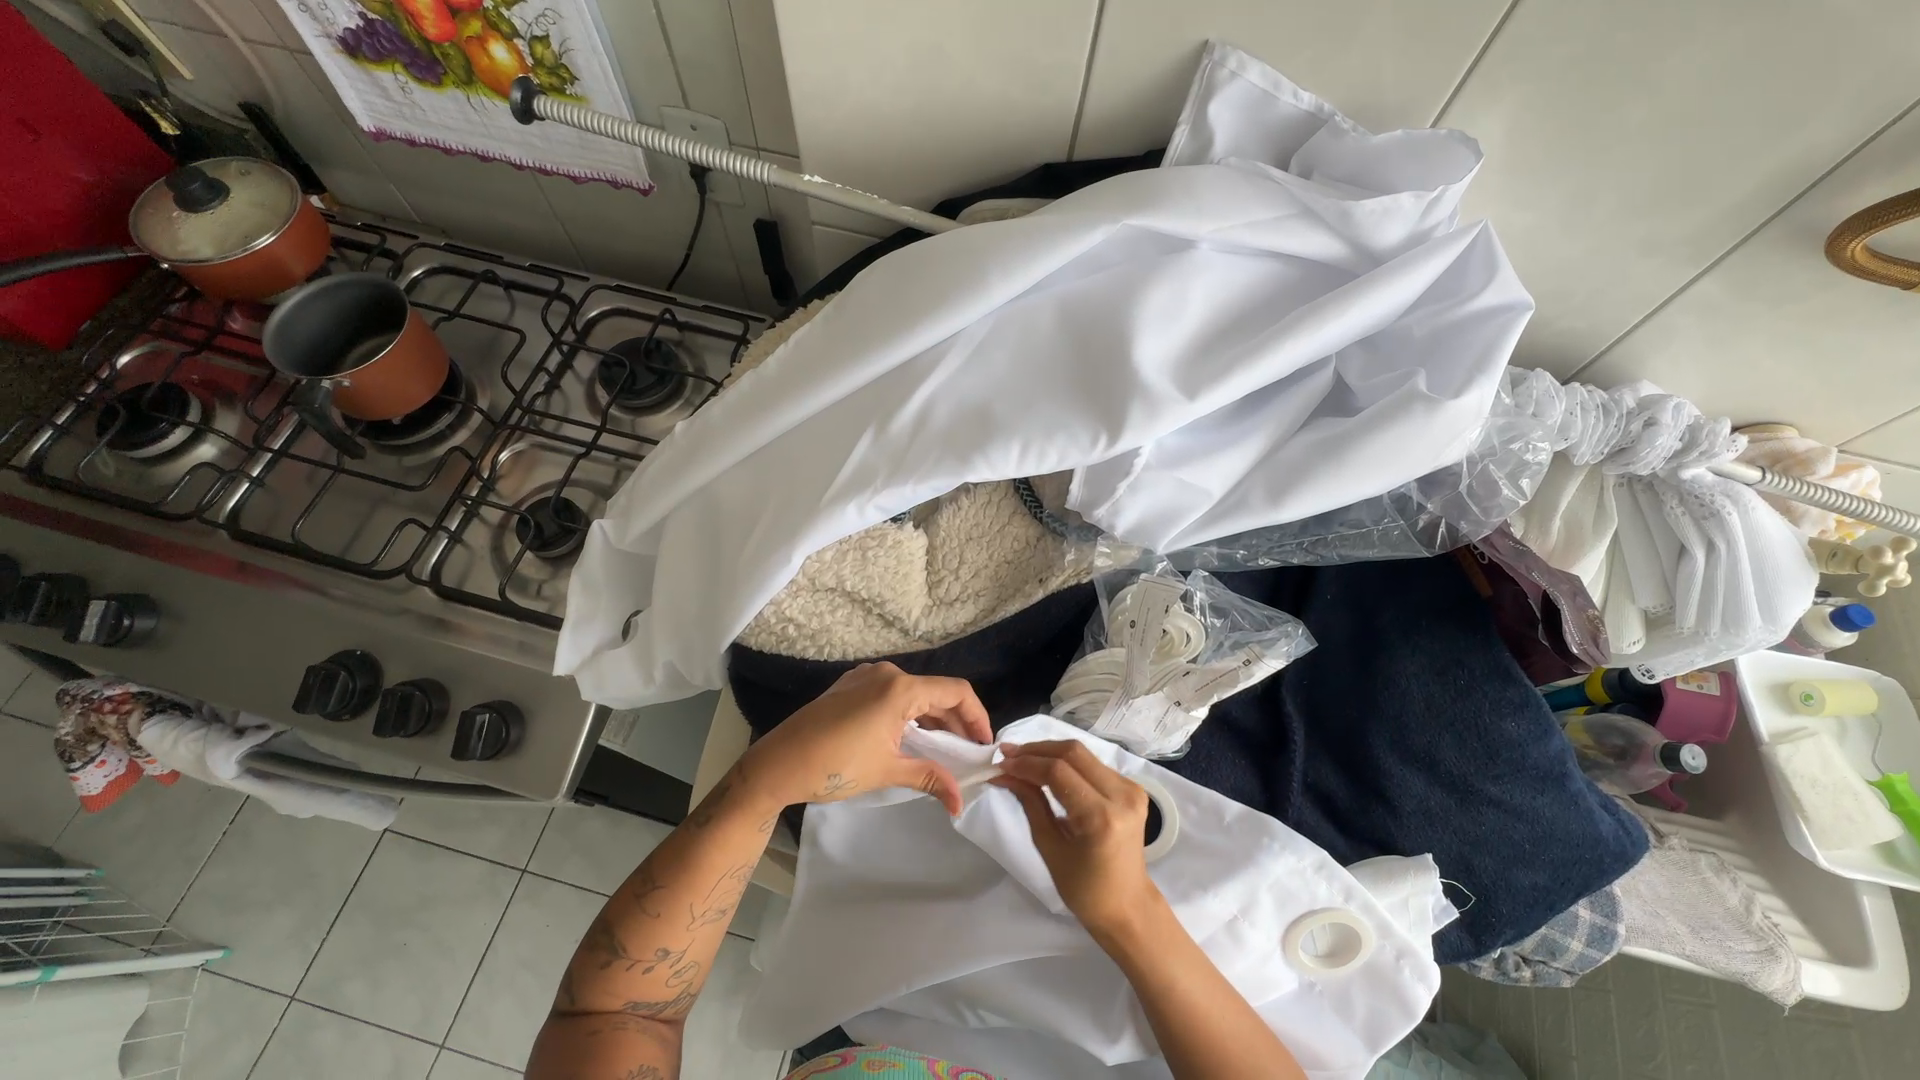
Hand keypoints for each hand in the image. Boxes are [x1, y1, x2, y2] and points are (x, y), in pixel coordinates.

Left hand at [736, 662, 990, 814]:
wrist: (777, 765)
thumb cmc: (834, 766)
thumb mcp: (887, 771)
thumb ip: (929, 778)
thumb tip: (959, 803)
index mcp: (899, 688)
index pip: (956, 693)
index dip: (977, 717)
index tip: (983, 746)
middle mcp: (886, 674)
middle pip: (936, 691)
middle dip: (956, 722)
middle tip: (968, 754)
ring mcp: (865, 677)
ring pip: (914, 693)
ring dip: (932, 719)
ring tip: (944, 751)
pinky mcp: (850, 687)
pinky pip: (892, 694)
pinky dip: (908, 714)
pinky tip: (911, 739)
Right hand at [994, 740, 1163, 937]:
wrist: (1127, 905)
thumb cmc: (1085, 889)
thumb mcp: (1049, 847)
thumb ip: (1030, 803)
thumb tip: (1006, 773)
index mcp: (1101, 818)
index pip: (1058, 772)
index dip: (1026, 763)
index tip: (999, 764)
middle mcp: (1122, 796)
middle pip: (1073, 753)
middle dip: (1036, 750)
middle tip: (1007, 754)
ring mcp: (1132, 789)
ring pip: (1083, 754)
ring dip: (1050, 752)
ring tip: (1021, 759)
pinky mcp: (1133, 788)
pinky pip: (1093, 765)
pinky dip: (1067, 762)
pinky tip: (1046, 769)